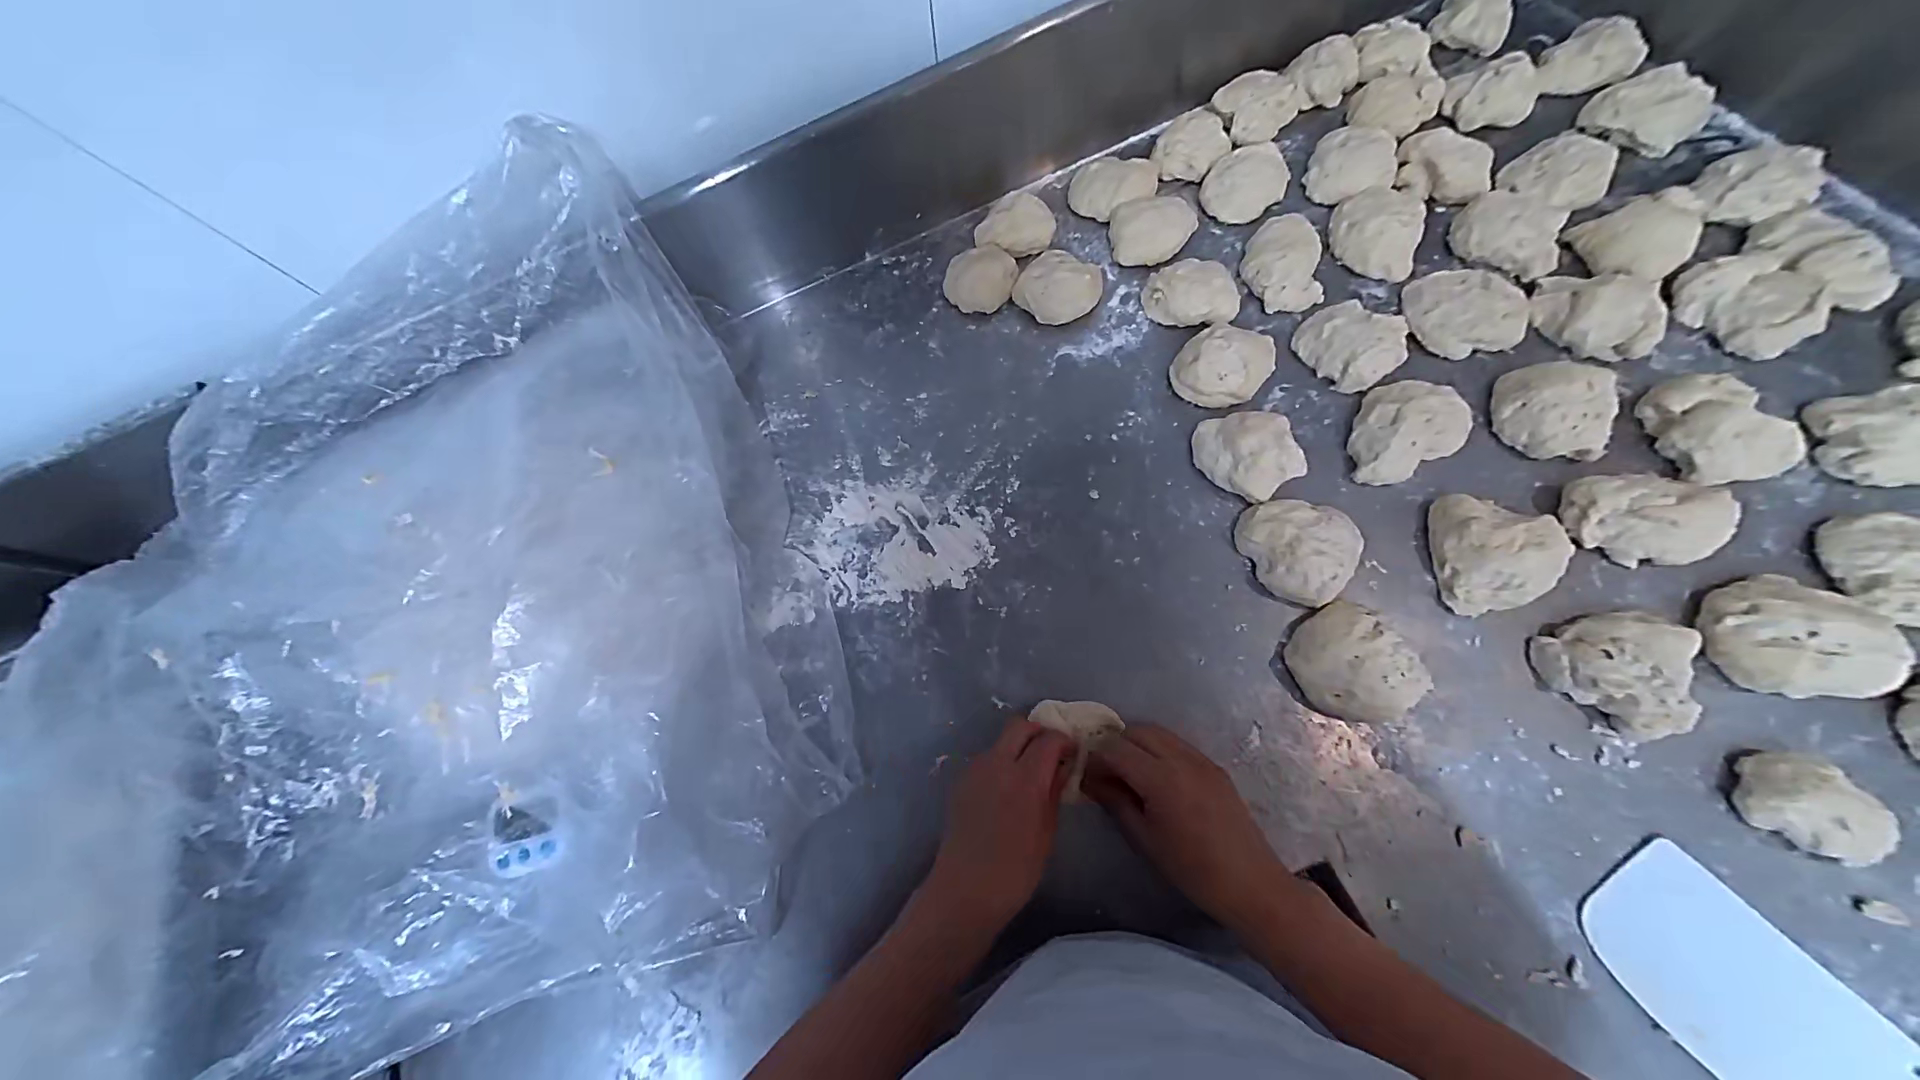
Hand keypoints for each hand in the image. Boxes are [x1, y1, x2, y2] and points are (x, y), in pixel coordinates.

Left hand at [919, 717, 1074, 928]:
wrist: (965, 889)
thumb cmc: (1016, 870)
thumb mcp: (1047, 832)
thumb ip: (1054, 791)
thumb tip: (1064, 766)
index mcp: (1025, 777)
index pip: (1049, 739)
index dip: (1064, 741)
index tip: (1072, 753)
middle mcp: (997, 763)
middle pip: (1020, 726)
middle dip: (1039, 733)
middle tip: (1051, 753)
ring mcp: (976, 769)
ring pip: (1001, 740)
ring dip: (1018, 746)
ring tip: (1030, 773)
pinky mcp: (962, 780)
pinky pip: (987, 759)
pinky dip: (1002, 762)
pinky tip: (1007, 789)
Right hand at [1083, 724, 1292, 929]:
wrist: (1251, 884)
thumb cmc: (1191, 869)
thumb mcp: (1143, 838)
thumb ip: (1115, 801)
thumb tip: (1090, 779)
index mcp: (1161, 778)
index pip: (1116, 749)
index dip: (1096, 758)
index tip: (1086, 776)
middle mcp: (1182, 759)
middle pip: (1137, 730)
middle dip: (1115, 744)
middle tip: (1105, 771)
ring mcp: (1201, 759)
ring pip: (1158, 732)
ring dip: (1137, 743)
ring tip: (1129, 772)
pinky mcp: (1214, 766)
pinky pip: (1178, 744)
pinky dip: (1159, 749)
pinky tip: (1156, 777)